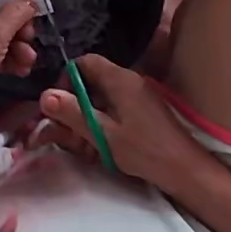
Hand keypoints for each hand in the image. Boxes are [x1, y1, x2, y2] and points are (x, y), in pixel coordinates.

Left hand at [0, 0, 39, 128]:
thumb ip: (19, 11)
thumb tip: (33, 1)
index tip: (35, 9)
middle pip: (5, 15)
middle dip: (21, 29)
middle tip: (29, 37)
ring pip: (6, 36)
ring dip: (20, 47)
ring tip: (27, 59)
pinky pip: (1, 52)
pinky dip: (12, 59)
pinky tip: (22, 68)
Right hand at [32, 53, 225, 202]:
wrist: (185, 169)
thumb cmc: (144, 149)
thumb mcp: (103, 133)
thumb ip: (74, 113)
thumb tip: (45, 95)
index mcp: (119, 79)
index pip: (85, 62)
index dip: (66, 79)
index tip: (56, 104)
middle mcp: (128, 81)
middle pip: (91, 83)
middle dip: (72, 106)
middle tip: (61, 132)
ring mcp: (137, 96)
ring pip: (101, 100)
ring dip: (85, 119)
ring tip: (77, 145)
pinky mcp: (143, 112)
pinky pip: (114, 110)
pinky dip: (101, 125)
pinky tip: (96, 147)